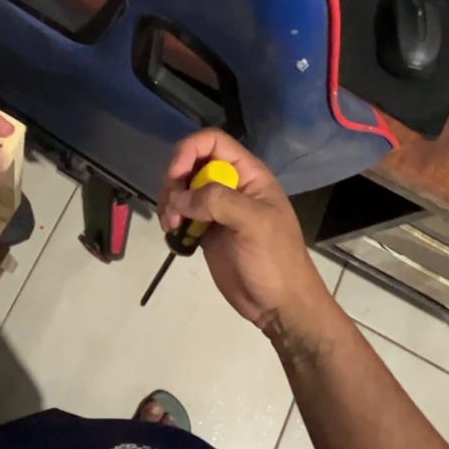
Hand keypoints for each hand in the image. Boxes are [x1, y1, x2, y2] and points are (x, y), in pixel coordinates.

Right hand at [159, 130, 334, 336]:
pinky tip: (173, 233)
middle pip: (190, 162)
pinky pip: (180, 212)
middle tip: (172, 207)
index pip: (212, 142)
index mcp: (249, 175)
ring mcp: (216, 208)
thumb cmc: (275, 261)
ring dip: (169, 201)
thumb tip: (179, 197)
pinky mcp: (205, 229)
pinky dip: (171, 218)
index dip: (189, 150)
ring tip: (172, 224)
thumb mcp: (254, 224)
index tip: (175, 174)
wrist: (279, 306)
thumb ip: (219, 200)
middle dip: (174, 179)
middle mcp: (231, 185)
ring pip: (181, 188)